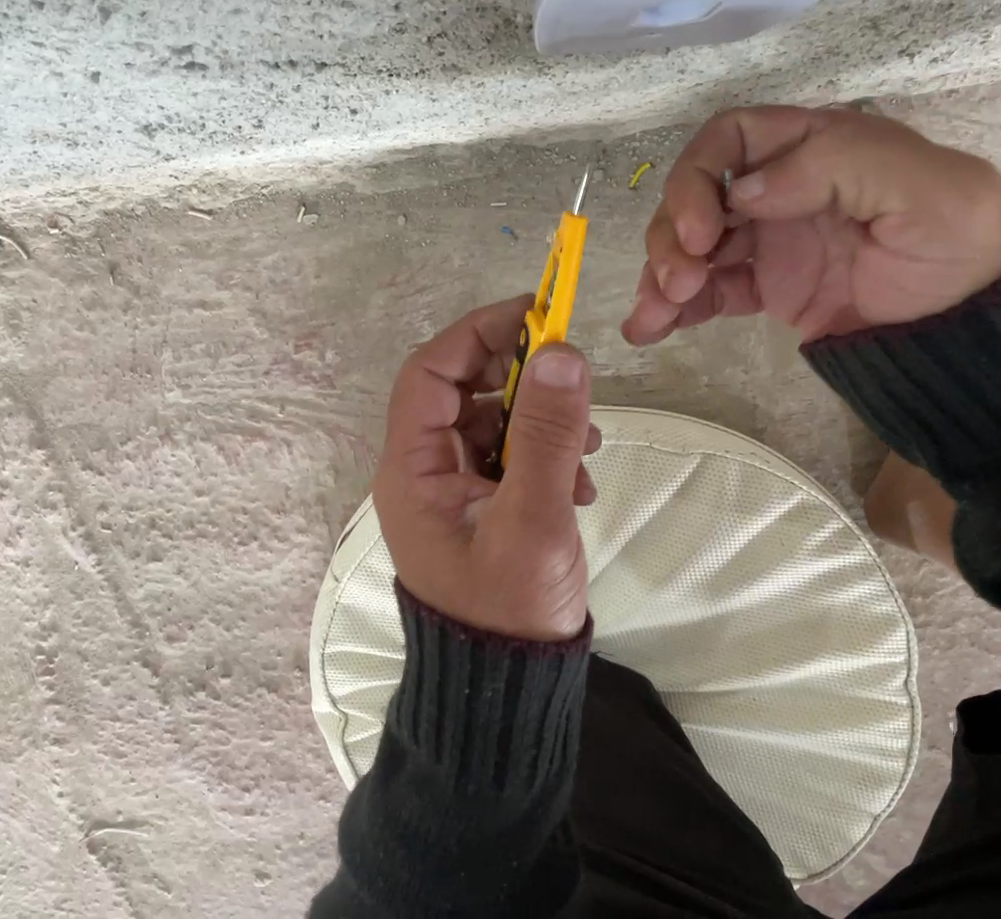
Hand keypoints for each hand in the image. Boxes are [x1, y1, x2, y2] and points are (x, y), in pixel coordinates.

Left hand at [374, 297, 600, 640]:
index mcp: (413, 468)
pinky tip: (581, 483)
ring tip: (588, 449)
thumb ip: (547, 436)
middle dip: (520, 379)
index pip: (431, 372)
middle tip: (572, 378)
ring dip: (542, 421)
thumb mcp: (534, 520)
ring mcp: (451, 489)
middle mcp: (423, 470)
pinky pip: (509, 457)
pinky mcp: (480, 506)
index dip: (478, 334)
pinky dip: (545, 456)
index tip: (537, 314)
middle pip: (463, 392)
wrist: (508, 687)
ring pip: (492, 423)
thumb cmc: (509, 609)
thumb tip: (561, 353)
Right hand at [622, 106, 1000, 344]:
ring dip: (661, 271)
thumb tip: (742, 192)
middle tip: (681, 279)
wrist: (975, 325)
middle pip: (695, 194)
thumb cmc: (959, 242)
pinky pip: (705, 291)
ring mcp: (767, 242)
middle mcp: (779, 189)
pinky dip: (670, 308)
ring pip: (689, 244)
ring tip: (656, 312)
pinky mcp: (764, 289)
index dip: (699, 176)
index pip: (730, 138)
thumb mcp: (922, 188)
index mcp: (813, 148)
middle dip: (673, 233)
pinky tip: (646, 329)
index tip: (705, 229)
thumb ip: (835, 167)